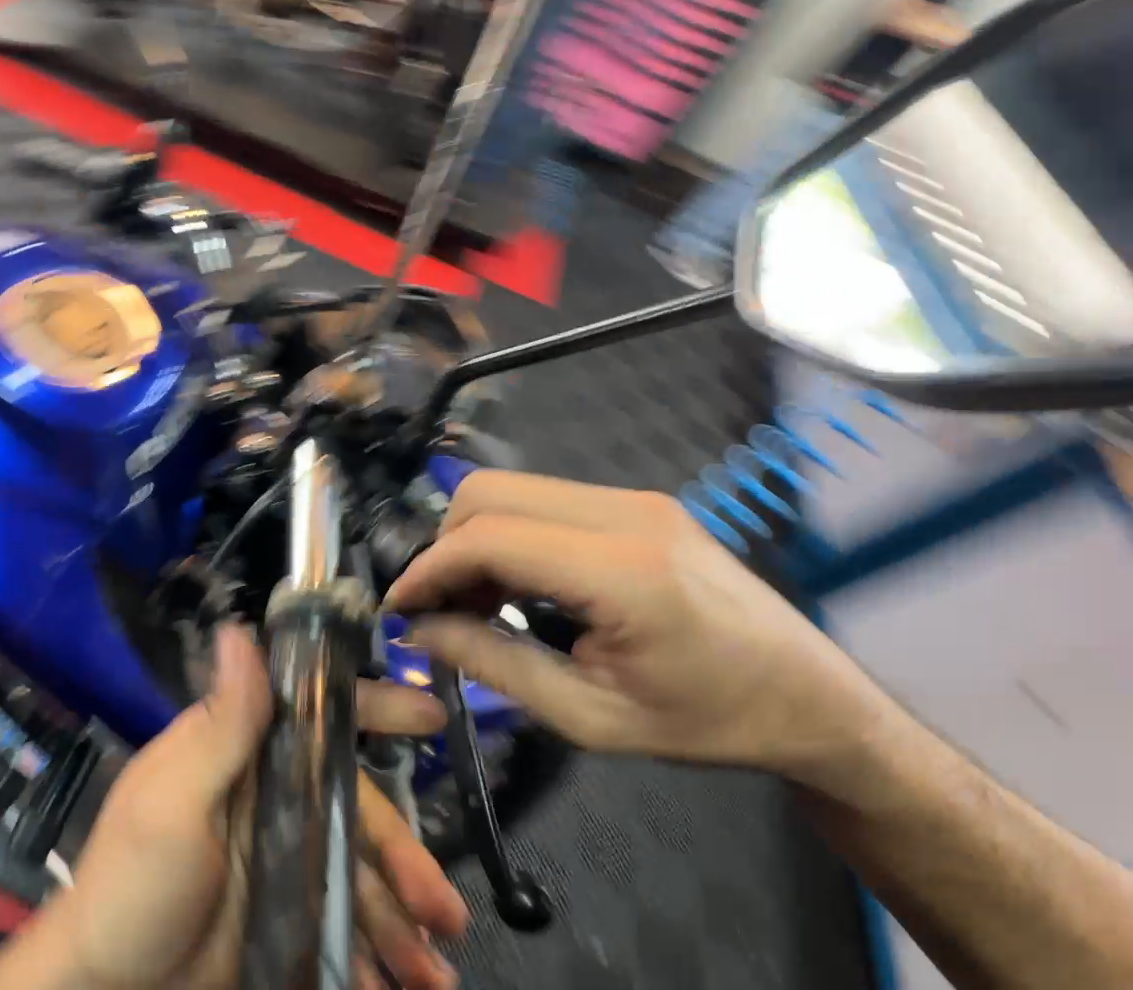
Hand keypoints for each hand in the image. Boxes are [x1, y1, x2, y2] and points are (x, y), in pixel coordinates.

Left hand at [7, 624, 465, 989]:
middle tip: (440, 907)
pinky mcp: (289, 913)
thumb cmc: (133, 886)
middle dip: (402, 853)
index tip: (426, 716)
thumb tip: (239, 631)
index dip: (370, 710)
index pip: (312, 716)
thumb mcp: (171, 804)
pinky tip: (402, 981)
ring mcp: (281, 857)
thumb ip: (218, 727)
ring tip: (431, 971)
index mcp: (237, 755)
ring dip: (401, 917)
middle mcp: (267, 795)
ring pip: (359, 869)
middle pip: (354, 805)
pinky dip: (379, 951)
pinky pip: (348, 922)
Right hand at [383, 470, 887, 786]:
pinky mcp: (638, 504)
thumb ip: (494, 666)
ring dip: (473, 539)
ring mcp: (635, 500)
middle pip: (488, 493)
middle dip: (444, 547)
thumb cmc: (708, 723)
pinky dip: (507, 535)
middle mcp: (626, 514)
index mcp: (622, 572)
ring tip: (474, 602)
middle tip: (439, 608)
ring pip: (510, 489)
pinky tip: (514, 586)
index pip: (487, 537)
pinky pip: (542, 500)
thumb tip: (419, 630)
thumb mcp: (590, 719)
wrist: (813, 700)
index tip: (398, 609)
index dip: (427, 569)